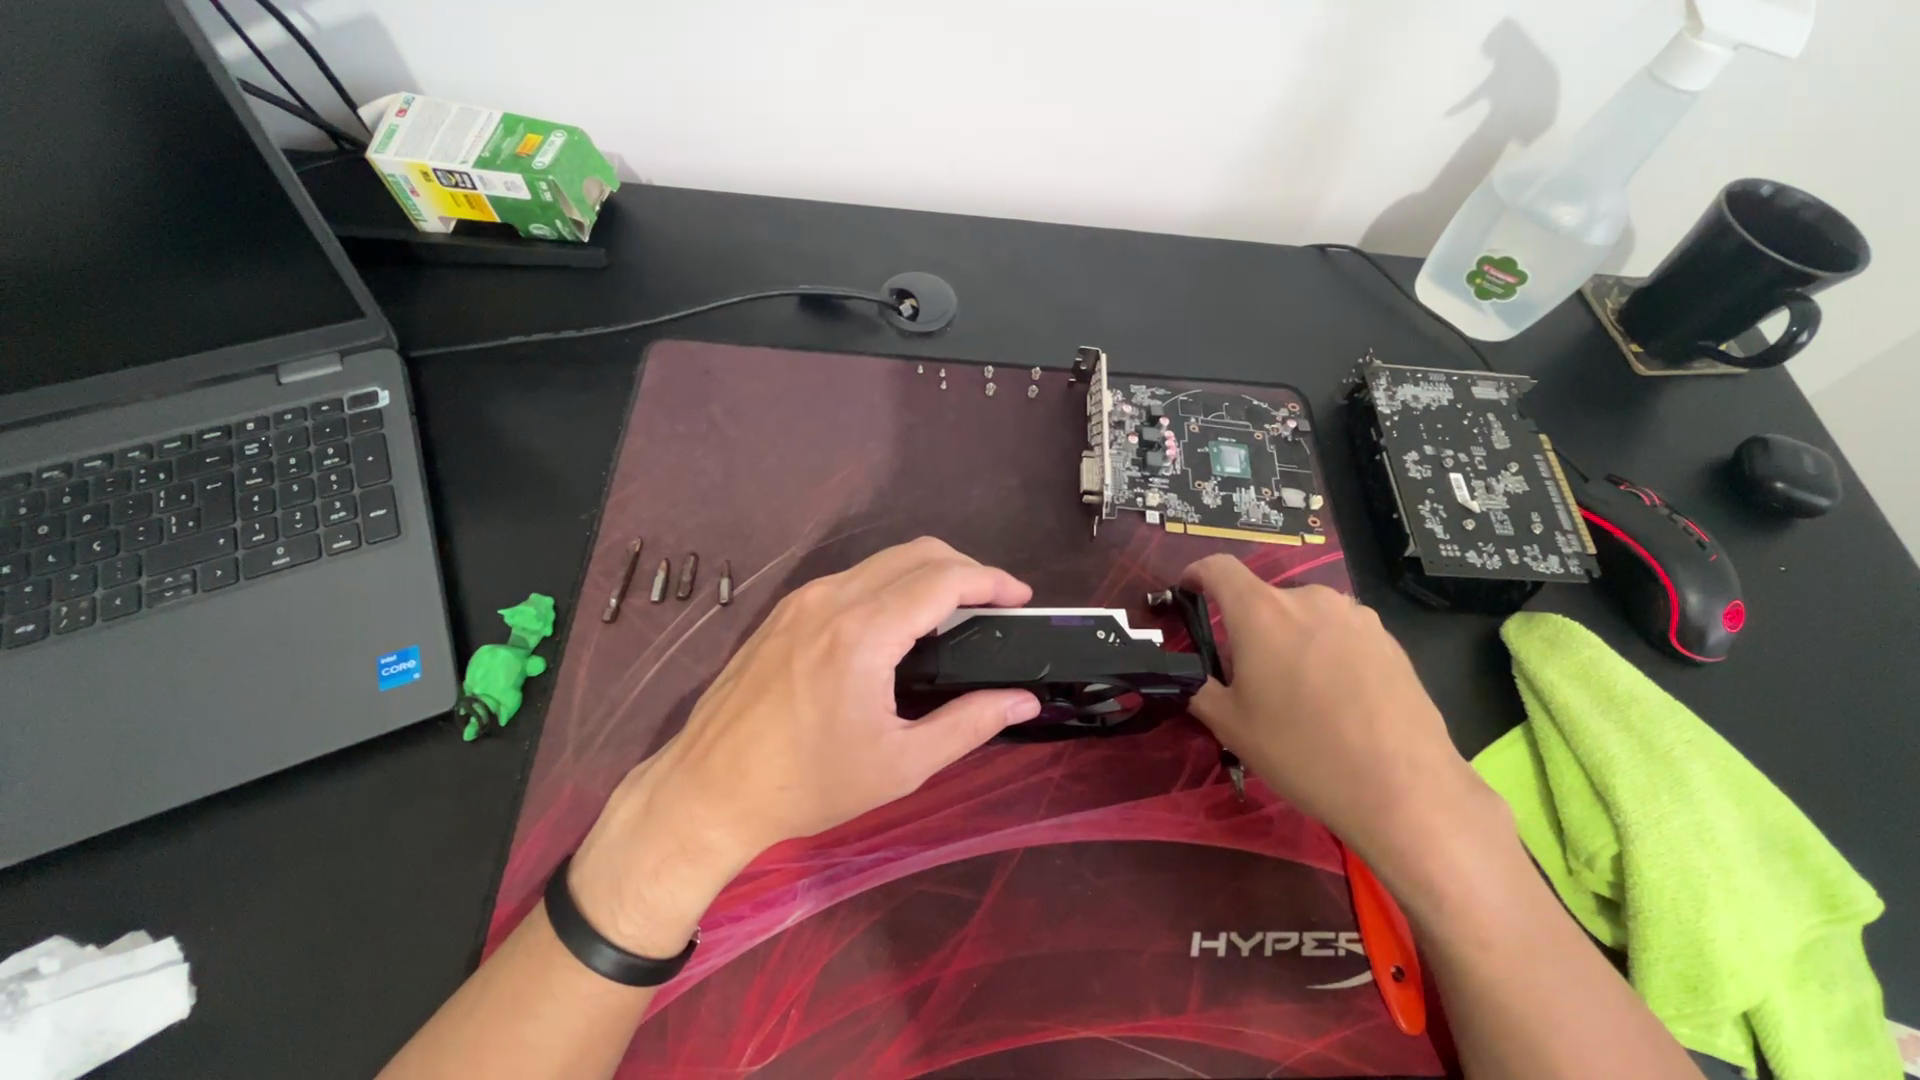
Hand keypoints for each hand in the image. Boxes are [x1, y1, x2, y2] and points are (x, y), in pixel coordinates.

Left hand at [567, 538, 1041, 955]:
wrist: (710, 789)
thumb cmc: (808, 784)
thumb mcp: (901, 765)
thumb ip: (969, 724)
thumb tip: (1022, 701)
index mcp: (863, 633)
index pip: (942, 580)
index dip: (990, 580)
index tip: (1020, 596)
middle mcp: (831, 600)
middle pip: (915, 553)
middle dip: (964, 567)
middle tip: (993, 603)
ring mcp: (801, 601)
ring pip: (880, 561)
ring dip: (925, 573)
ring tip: (954, 613)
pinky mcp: (783, 612)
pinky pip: (851, 579)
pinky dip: (889, 585)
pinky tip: (898, 624)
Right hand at [1179, 555, 1505, 883]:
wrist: (1403, 787)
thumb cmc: (1302, 751)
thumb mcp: (1230, 726)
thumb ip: (1199, 688)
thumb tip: (1191, 676)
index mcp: (1262, 612)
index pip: (1219, 568)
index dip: (1197, 574)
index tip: (1188, 592)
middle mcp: (1310, 599)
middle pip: (1265, 599)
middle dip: (1248, 627)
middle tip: (1246, 675)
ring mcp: (1356, 616)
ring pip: (1306, 617)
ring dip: (1290, 639)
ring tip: (1297, 691)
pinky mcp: (1389, 640)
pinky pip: (1341, 634)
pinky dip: (1326, 653)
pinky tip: (1337, 699)